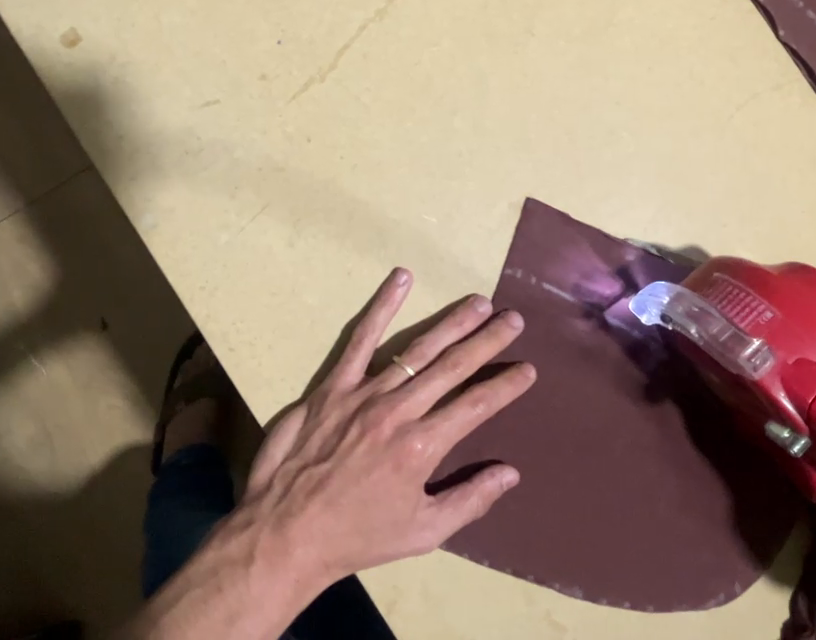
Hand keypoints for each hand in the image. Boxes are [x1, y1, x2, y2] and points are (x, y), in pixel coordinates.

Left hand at [121, 268, 535, 639]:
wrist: (286, 532)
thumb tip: (510, 473)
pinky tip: (402, 279)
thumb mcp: (422, 533)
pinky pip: (360, 338)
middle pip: (453, 367)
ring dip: (452, 323)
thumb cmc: (358, 536)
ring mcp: (364, 393)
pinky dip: (382, 306)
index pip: (476, 405)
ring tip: (479, 303)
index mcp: (422, 447)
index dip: (505, 385)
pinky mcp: (334, 384)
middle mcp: (399, 412)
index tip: (528, 368)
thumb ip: (469, 500)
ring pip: (417, 349)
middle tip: (515, 319)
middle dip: (488, 341)